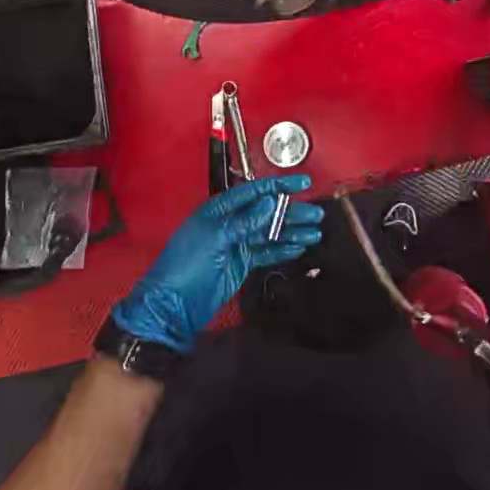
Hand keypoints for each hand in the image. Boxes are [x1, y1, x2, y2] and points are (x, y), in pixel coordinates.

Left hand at [112, 176, 323, 351]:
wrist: (173, 307)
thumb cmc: (188, 266)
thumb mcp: (215, 238)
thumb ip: (245, 221)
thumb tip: (271, 202)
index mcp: (218, 211)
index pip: (253, 192)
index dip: (278, 186)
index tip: (303, 182)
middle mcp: (230, 224)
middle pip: (266, 213)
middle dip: (291, 212)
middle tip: (316, 214)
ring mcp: (236, 245)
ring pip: (270, 233)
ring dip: (292, 232)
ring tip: (315, 233)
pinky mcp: (241, 264)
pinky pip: (266, 252)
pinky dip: (283, 250)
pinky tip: (300, 248)